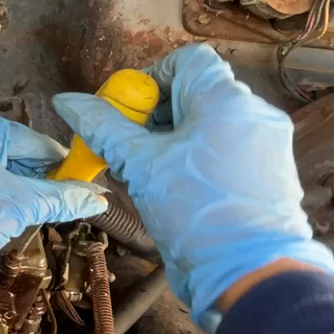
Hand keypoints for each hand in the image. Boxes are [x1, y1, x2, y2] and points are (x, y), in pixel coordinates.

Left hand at [0, 117, 107, 298]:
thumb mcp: (21, 204)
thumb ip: (60, 198)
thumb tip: (97, 198)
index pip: (18, 134)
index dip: (48, 153)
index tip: (72, 169)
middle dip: (30, 168)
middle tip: (58, 185)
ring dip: (10, 180)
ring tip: (36, 198)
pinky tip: (6, 205)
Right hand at [50, 44, 333, 322]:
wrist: (249, 274)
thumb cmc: (195, 210)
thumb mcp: (138, 163)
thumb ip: (102, 126)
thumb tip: (66, 100)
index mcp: (227, 101)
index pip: (188, 59)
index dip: (150, 77)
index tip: (127, 110)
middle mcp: (254, 115)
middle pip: (194, 93)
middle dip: (153, 114)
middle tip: (127, 145)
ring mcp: (266, 147)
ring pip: (207, 125)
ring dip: (170, 139)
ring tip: (146, 171)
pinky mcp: (267, 176)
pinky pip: (223, 151)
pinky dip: (193, 159)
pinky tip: (173, 189)